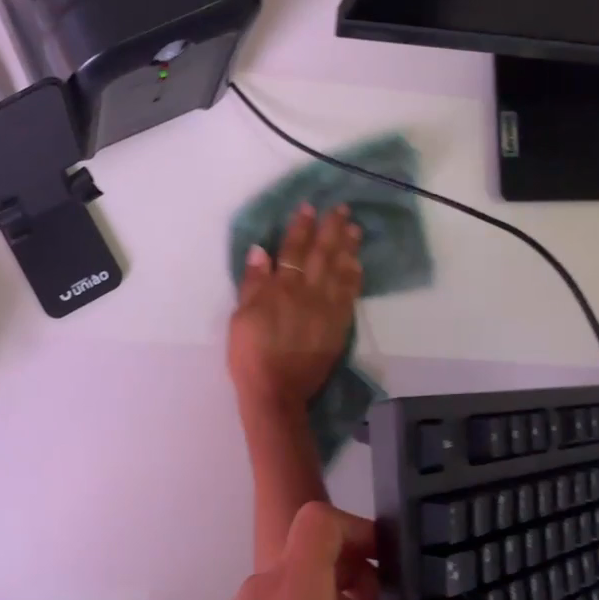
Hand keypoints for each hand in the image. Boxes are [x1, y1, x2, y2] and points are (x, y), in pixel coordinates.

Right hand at [228, 204, 363, 413]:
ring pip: (340, 270)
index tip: (308, 207)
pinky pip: (350, 294)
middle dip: (331, 229)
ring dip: (348, 247)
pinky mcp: (338, 326)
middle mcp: (308, 293)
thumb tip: (260, 251)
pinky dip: (354, 276)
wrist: (276, 392)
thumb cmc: (250, 355)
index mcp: (280, 288)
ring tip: (354, 228)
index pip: (293, 249)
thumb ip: (252, 284)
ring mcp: (327, 309)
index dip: (301, 227)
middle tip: (341, 209)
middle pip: (322, 254)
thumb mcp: (241, 318)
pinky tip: (357, 263)